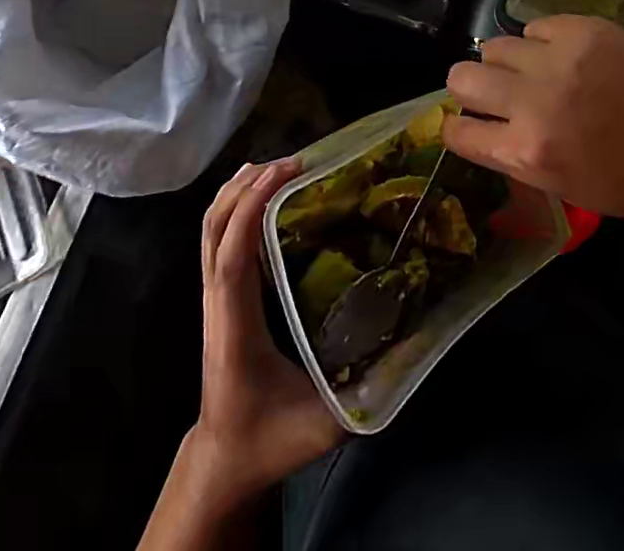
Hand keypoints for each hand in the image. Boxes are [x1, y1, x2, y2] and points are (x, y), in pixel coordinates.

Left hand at [190, 159, 343, 501]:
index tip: (285, 173)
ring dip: (236, 192)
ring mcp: (212, 300)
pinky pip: (216, 241)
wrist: (224, 462)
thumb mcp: (326, 423)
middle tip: (292, 162)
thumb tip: (415, 338)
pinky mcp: (218, 299)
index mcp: (235, 328)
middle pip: (212, 231)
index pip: (233, 258)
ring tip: (276, 167)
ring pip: (209, 232)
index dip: (253, 210)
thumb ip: (368, 388)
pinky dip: (234, 208)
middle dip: (246, 187)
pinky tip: (261, 197)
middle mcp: (215, 305)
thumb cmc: (270, 440)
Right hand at [443, 16, 623, 227]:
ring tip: (537, 73)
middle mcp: (534, 103)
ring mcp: (560, 59)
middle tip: (499, 95)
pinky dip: (543, 42)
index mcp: (529, 154)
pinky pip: (536, 26)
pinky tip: (568, 56)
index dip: (459, 128)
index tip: (472, 124)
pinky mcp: (587, 29)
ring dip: (506, 62)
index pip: (457, 131)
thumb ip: (523, 159)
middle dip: (471, 89)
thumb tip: (491, 131)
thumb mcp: (575, 191)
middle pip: (461, 77)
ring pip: (493, 45)